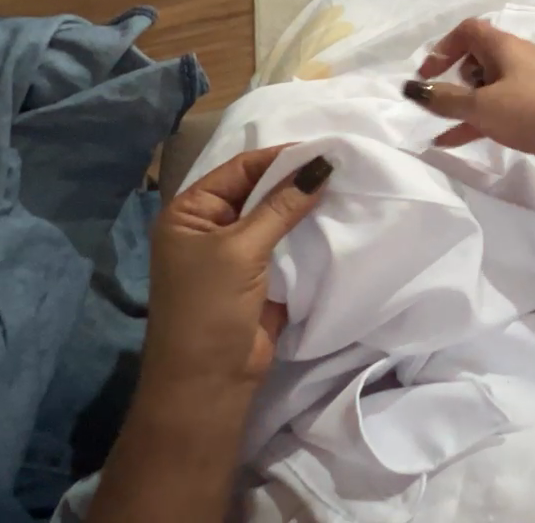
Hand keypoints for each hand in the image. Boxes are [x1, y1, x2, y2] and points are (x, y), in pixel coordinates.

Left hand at [142, 145, 332, 392]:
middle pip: (259, 189)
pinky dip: (308, 229)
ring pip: (276, 214)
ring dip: (305, 204)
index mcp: (190, 212)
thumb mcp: (242, 249)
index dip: (280, 157)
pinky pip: (287, 241)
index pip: (240, 169)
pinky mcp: (260, 274)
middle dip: (295, 178)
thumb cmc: (209, 309)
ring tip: (344, 184)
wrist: (208, 385)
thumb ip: (282, 205)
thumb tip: (322, 165)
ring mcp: (235, 251)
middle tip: (340, 163)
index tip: (324, 148)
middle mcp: (210, 226)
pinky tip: (336, 217)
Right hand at [406, 18, 534, 175]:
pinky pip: (498, 107)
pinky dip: (477, 119)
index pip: (468, 30)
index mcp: (505, 46)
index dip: (443, 47)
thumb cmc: (530, 113)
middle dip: (455, 76)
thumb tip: (413, 89)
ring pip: (488, 84)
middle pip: (478, 56)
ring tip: (447, 123)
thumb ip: (445, 99)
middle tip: (444, 99)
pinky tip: (453, 140)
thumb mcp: (481, 107)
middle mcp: (518, 58)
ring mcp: (529, 83)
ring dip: (465, 101)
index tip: (427, 74)